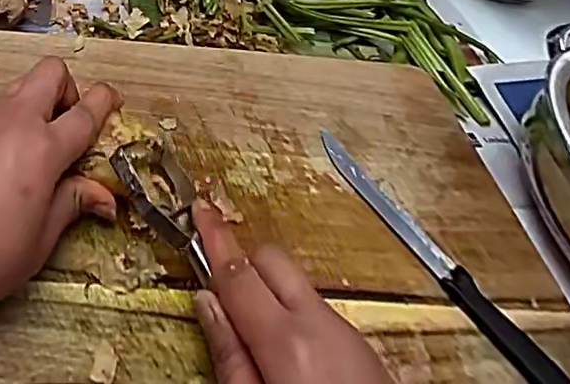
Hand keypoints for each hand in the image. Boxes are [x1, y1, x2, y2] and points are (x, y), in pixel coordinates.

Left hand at [0, 57, 120, 383]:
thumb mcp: (40, 239)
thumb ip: (73, 203)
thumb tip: (105, 196)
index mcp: (42, 146)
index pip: (84, 111)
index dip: (104, 101)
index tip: (113, 100)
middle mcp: (12, 120)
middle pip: (50, 73)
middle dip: (69, 89)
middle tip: (71, 129)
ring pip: (19, 88)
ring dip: (37, 104)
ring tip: (38, 154)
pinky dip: (9, 121)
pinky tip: (4, 165)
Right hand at [191, 198, 394, 383]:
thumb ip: (229, 354)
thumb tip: (207, 304)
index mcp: (286, 341)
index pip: (238, 270)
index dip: (214, 235)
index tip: (201, 210)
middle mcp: (321, 327)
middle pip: (271, 259)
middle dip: (245, 265)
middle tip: (225, 292)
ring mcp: (350, 338)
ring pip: (297, 287)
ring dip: (271, 296)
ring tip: (260, 341)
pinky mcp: (368, 353)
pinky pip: (320, 314)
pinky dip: (297, 318)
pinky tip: (294, 361)